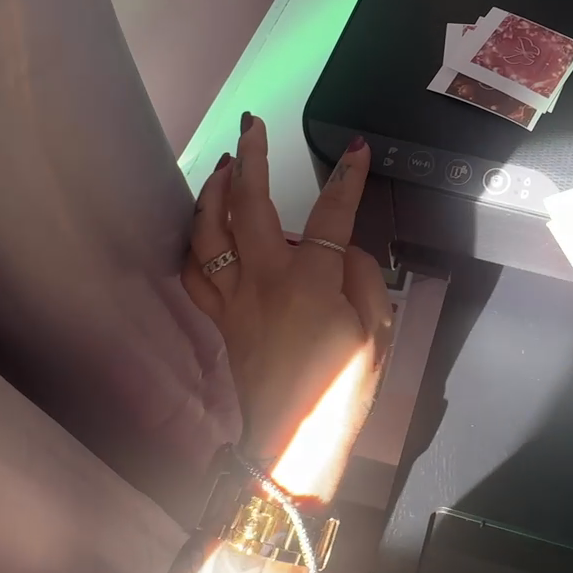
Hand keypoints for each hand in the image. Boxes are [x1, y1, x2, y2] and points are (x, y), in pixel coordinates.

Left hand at [182, 115, 390, 497]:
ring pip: (210, 232)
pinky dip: (195, 241)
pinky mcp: (220, 318)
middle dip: (253, 158)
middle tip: (255, 125)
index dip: (347, 177)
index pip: (331, 215)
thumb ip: (362, 279)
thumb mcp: (376, 333)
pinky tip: (203, 224)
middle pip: (251, 207)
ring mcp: (234, 299)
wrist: (293, 447)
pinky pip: (195, 272)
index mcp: (309, 283)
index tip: (355, 148)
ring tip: (227, 163)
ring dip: (215, 191)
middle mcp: (263, 280)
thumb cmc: (341, 392)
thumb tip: (342, 251)